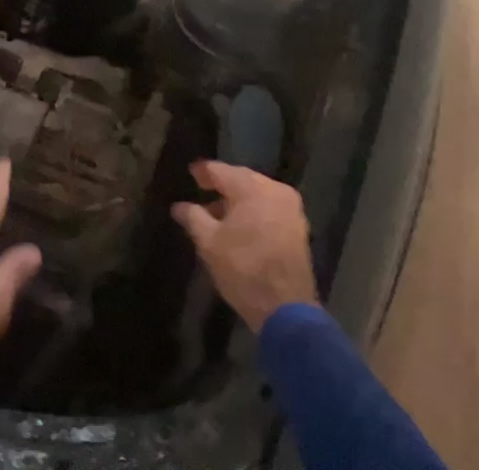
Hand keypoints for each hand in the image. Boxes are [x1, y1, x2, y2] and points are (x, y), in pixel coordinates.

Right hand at [171, 160, 319, 330]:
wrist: (285, 306)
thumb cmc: (242, 269)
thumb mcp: (209, 243)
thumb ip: (193, 218)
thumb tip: (179, 206)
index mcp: (253, 188)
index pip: (222, 171)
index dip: (204, 172)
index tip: (190, 173)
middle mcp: (276, 190)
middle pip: (243, 179)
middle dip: (222, 185)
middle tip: (202, 190)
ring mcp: (291, 208)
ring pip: (259, 194)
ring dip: (238, 200)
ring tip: (217, 214)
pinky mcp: (299, 227)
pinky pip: (271, 208)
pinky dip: (254, 211)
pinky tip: (239, 225)